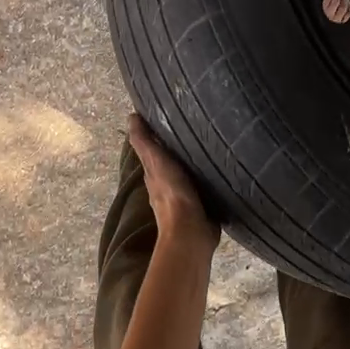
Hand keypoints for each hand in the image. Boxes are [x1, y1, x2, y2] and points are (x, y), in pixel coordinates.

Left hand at [128, 113, 219, 257]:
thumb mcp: (156, 161)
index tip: (168, 116)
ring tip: (209, 145)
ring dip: (194, 162)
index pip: (153, 149)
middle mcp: (166, 184)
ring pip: (187, 173)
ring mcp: (184, 197)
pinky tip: (218, 170)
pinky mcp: (201, 206)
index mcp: (154, 173)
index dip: (157, 134)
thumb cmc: (173, 193)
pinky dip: (207, 178)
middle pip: (170, 161)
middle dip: (177, 147)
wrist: (191, 232)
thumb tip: (131, 117)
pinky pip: (203, 187)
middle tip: (193, 127)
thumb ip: (144, 142)